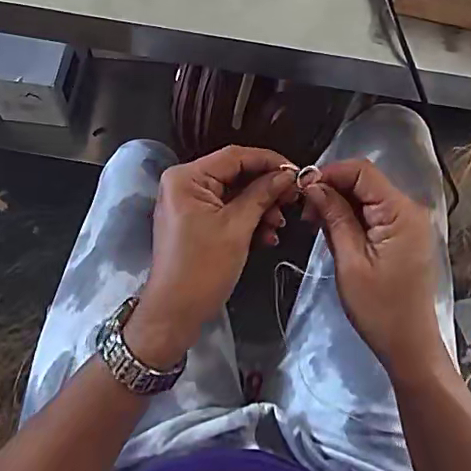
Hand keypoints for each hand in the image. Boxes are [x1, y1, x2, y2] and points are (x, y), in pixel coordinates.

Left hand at [133, 146, 296, 366]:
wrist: (174, 314)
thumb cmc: (202, 270)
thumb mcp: (237, 228)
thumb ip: (263, 194)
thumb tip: (287, 174)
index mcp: (186, 177)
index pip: (235, 156)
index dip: (269, 161)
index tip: (296, 171)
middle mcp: (184, 183)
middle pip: (236, 173)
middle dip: (266, 188)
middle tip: (293, 198)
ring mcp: (188, 202)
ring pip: (235, 192)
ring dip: (261, 206)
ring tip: (278, 224)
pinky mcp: (195, 219)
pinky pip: (227, 209)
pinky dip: (248, 219)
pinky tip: (266, 235)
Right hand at [301, 160, 446, 373]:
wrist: (409, 346)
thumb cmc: (379, 309)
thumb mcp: (350, 261)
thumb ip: (334, 217)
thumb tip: (314, 185)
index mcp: (401, 212)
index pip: (362, 171)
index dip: (330, 172)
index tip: (302, 187)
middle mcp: (410, 209)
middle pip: (365, 181)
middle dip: (332, 188)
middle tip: (304, 209)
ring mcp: (409, 222)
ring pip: (367, 196)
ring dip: (339, 202)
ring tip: (314, 221)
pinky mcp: (403, 234)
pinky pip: (374, 212)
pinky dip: (351, 215)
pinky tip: (332, 229)